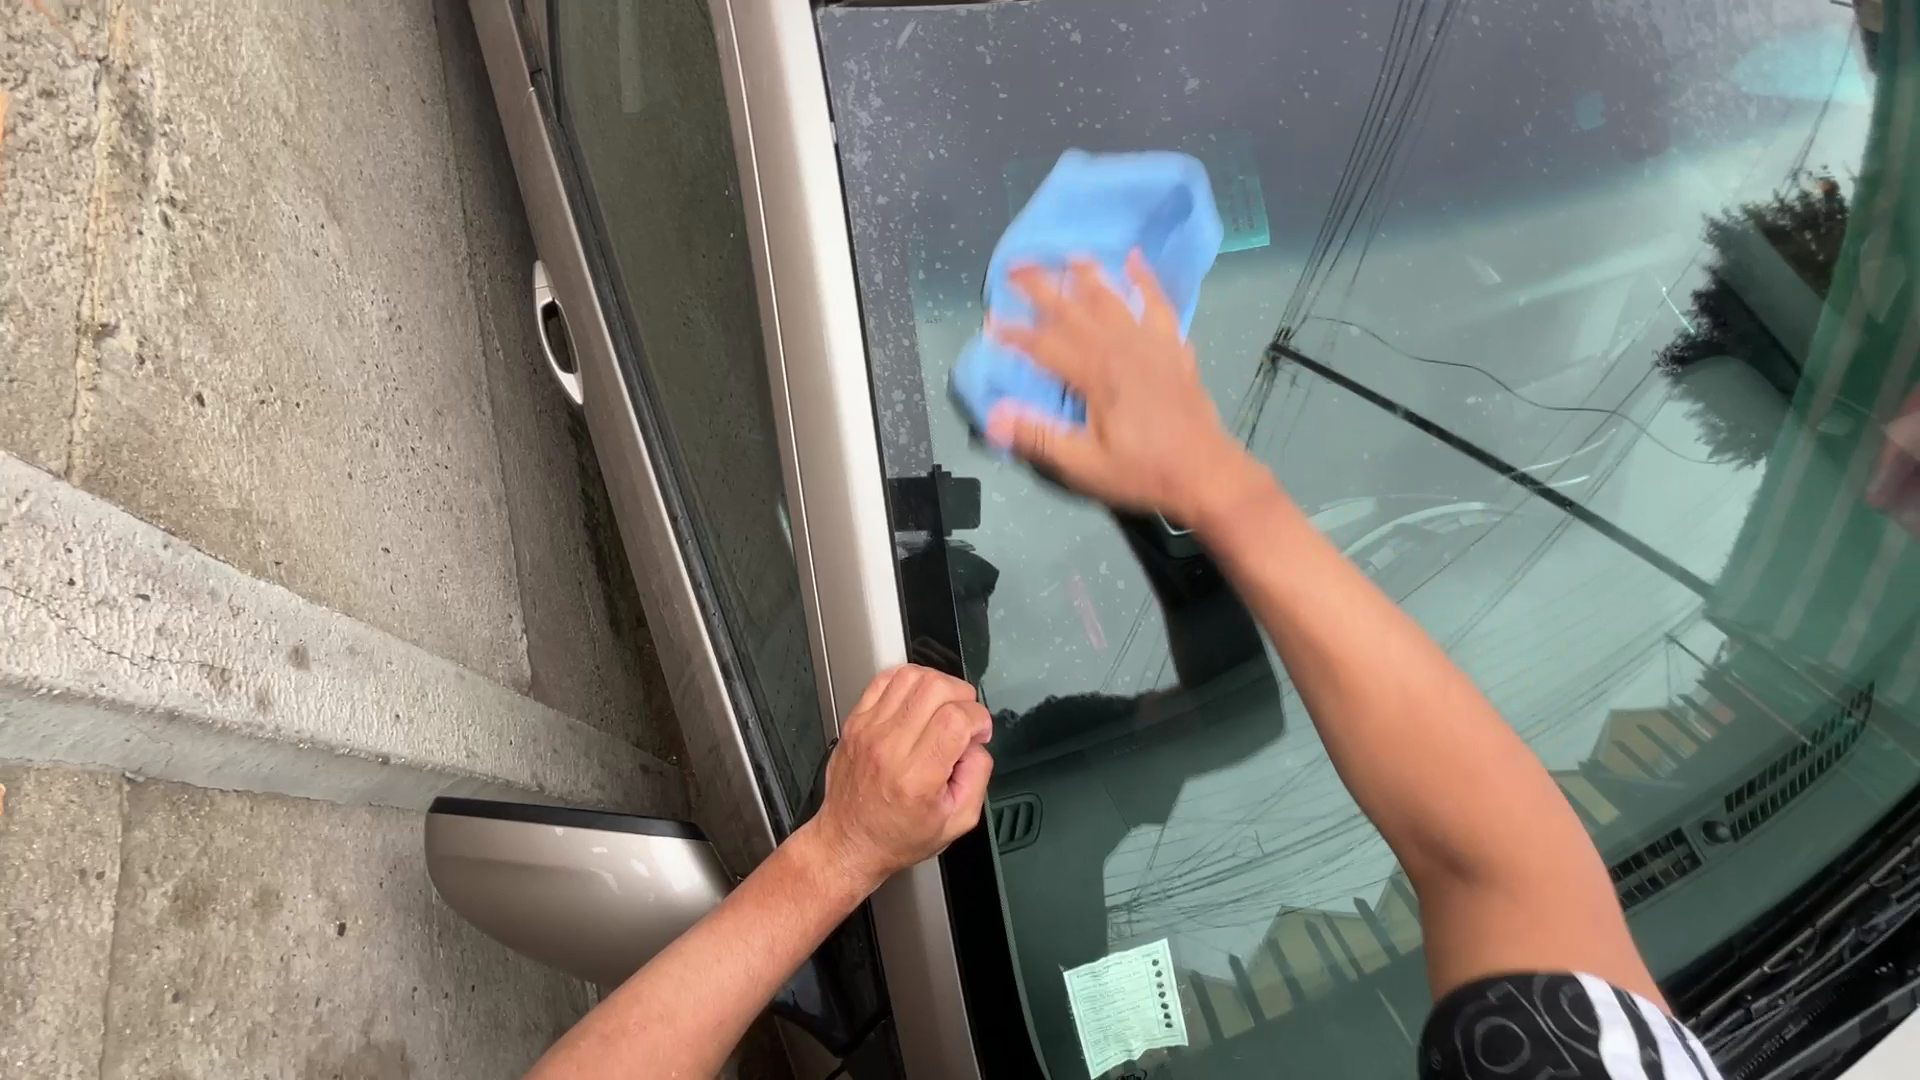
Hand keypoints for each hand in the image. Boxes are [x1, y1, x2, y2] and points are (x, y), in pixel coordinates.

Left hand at [804, 665, 993, 892]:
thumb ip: (978, 777)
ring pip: (911, 675)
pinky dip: (908, 680)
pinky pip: (884, 679)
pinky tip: (917, 699)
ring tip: (943, 706)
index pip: (956, 719)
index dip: (979, 718)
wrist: (849, 842)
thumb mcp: (957, 822)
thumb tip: (977, 742)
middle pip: (936, 688)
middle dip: (963, 696)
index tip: (980, 732)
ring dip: (938, 684)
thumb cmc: (897, 836)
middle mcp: (889, 748)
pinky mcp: (855, 721)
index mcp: (917, 777)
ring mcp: (868, 730)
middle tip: (964, 717)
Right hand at [986, 252, 1272, 530]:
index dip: (1016, 334)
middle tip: (1016, 268)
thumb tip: (994, 416)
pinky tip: (1135, 261)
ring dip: (1089, 276)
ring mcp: (1151, 344)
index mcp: (1096, 374)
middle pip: (1075, 310)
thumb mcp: (1084, 464)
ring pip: (1114, 299)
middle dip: (1042, 288)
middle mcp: (1122, 348)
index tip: (991, 324)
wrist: (1205, 473)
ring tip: (1069, 256)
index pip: (1046, 345)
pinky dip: (1146, 281)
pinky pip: (1158, 304)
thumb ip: (1039, 437)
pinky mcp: (1173, 349)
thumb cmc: (1141, 471)